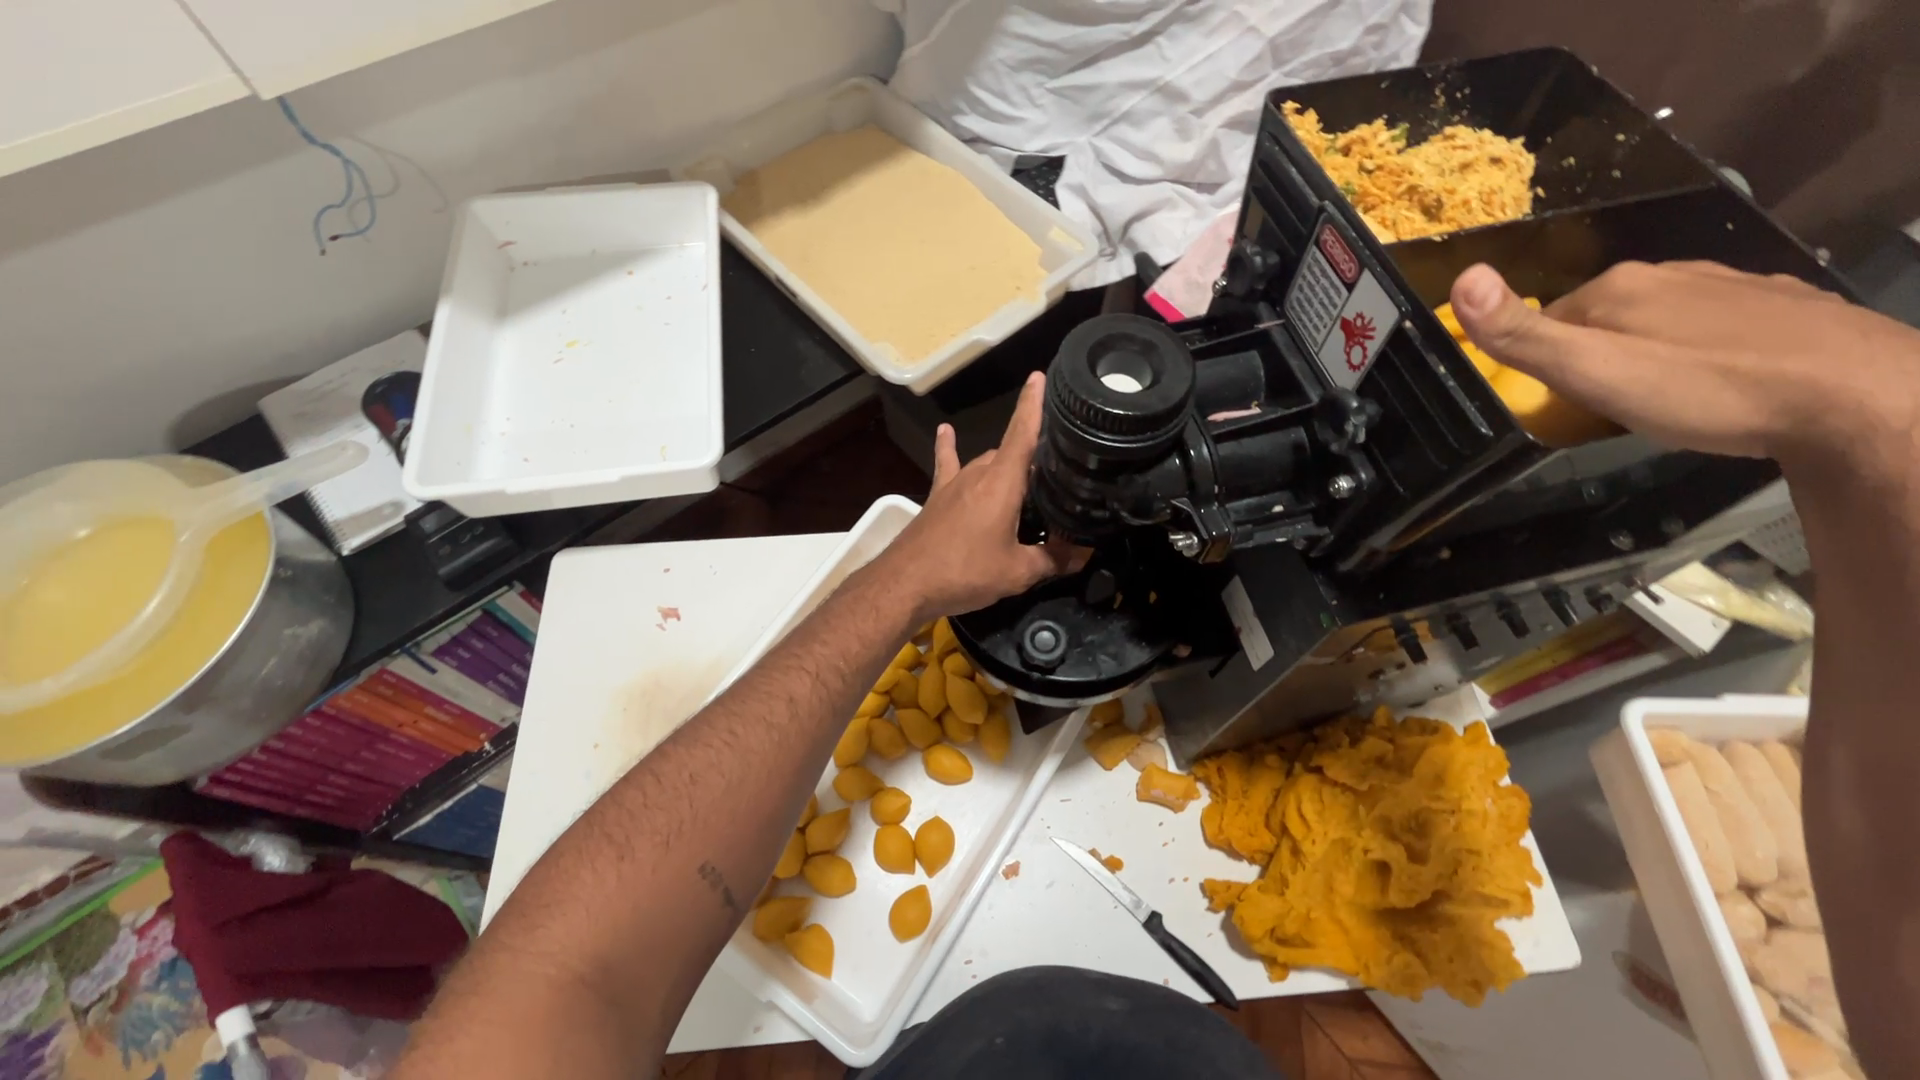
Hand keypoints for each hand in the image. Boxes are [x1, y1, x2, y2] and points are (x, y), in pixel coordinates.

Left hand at [879, 372, 1080, 622]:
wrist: (905, 584)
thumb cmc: (965, 572)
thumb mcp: (1017, 572)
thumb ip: (1053, 560)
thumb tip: (1083, 554)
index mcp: (1002, 483)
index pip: (1023, 433)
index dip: (1034, 405)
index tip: (1040, 377)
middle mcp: (978, 474)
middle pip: (1010, 453)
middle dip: (1032, 459)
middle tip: (1056, 479)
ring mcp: (954, 484)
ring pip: (986, 462)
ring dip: (1005, 466)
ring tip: (1025, 480)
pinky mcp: (937, 498)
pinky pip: (948, 465)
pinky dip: (949, 449)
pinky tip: (946, 432)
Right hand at [1448, 261, 1919, 469]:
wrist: (1855, 398)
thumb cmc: (1705, 389)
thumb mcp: (1592, 372)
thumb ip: (1523, 335)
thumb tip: (1462, 279)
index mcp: (1619, 288)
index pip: (1551, 318)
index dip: (1546, 359)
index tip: (1558, 398)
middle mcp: (1673, 273)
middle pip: (1606, 314)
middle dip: (1597, 352)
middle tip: (1607, 404)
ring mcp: (1734, 285)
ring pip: (1664, 316)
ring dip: (1650, 348)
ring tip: (1662, 394)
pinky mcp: (1784, 306)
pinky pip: (1720, 323)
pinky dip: (1706, 347)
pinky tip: (1721, 378)